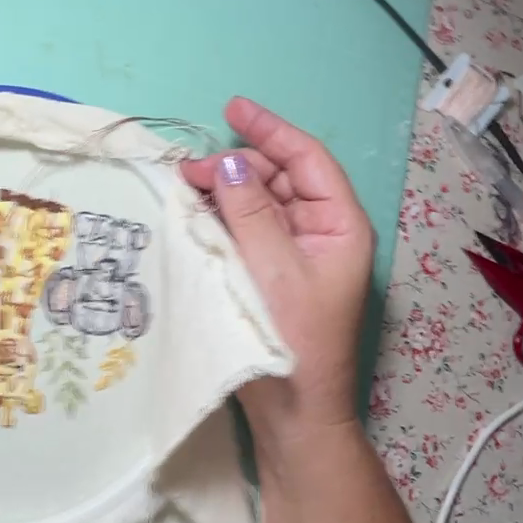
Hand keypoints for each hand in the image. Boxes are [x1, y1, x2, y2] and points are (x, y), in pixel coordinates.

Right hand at [181, 97, 375, 438]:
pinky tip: (192, 213)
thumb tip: (225, 161)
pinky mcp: (267, 271)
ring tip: (183, 189)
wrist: (292, 415)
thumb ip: (249, 211)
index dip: (271, 130)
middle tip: (186, 171)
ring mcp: (292, 252)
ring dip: (222, 190)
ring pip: (256, 201)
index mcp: (339, 226)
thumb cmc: (292, 341)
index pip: (307, 160)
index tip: (233, 107)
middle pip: (278, 178)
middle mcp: (319, 231)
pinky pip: (243, 228)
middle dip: (236, 165)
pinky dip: (218, 216)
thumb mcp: (272, 270)